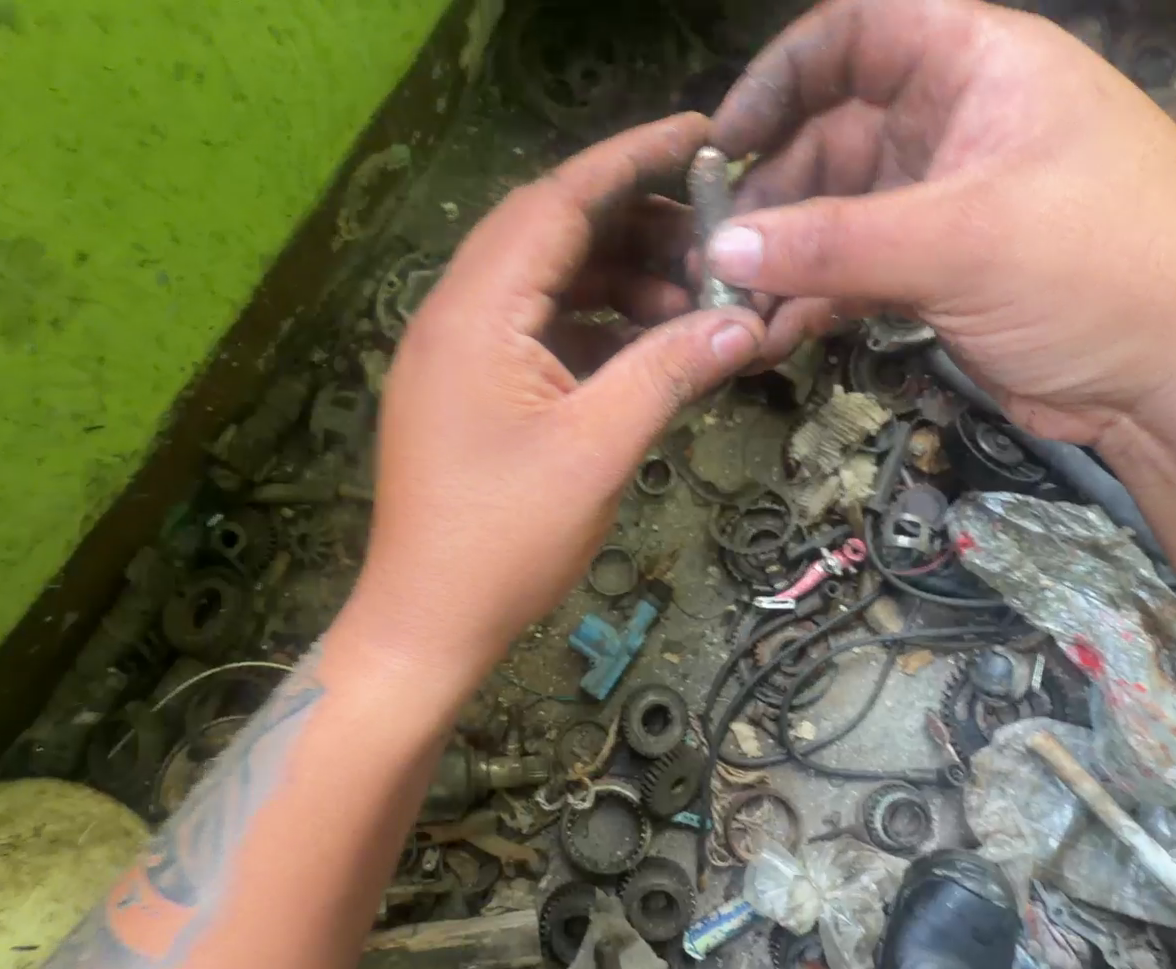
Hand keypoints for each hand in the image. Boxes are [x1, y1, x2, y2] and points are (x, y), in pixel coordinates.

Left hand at [343, 115, 767, 678]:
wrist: (429, 623)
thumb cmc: (506, 539)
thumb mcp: (599, 448)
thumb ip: (671, 369)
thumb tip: (746, 321)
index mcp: (475, 312)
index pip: (558, 201)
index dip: (632, 161)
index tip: (702, 138)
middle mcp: (454, 316)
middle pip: (549, 236)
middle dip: (635, 230)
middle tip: (711, 246)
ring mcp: (455, 357)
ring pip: (544, 287)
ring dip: (616, 285)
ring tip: (689, 306)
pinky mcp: (467, 393)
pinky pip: (535, 336)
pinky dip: (590, 332)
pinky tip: (644, 350)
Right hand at [706, 0, 1175, 444]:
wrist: (1174, 385)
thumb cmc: (1099, 273)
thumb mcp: (963, 243)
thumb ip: (835, 244)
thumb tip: (720, 250)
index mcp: (977, 69)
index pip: (859, 33)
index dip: (782, 76)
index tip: (724, 144)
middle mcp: (950, 128)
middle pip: (827, 140)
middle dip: (769, 201)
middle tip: (714, 264)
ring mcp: (937, 208)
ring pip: (830, 219)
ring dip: (781, 264)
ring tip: (739, 314)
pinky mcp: (929, 275)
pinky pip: (848, 275)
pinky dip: (810, 302)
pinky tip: (776, 337)